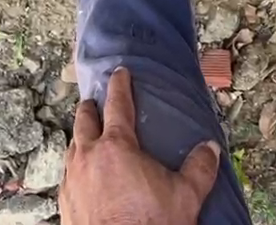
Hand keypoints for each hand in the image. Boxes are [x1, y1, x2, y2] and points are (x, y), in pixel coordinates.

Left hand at [61, 67, 220, 224]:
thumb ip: (199, 168)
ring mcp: (73, 179)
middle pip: (84, 119)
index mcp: (116, 146)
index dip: (119, 85)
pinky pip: (67, 175)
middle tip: (96, 103)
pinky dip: (74, 167)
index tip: (119, 73)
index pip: (117, 104)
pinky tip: (82, 175)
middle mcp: (88, 156)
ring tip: (88, 138)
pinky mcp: (65, 203)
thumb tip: (211, 148)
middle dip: (90, 108)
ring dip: (80, 138)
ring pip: (72, 146)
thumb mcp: (184, 197)